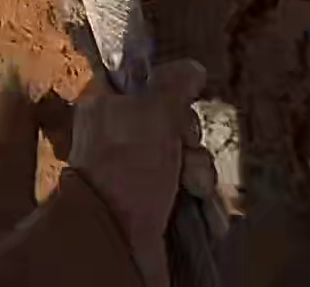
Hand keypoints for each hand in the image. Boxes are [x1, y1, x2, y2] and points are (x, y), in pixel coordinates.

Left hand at [68, 59, 206, 286]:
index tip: (179, 105)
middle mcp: (119, 136)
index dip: (167, 93)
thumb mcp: (150, 113)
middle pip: (172, 123)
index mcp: (105, 105)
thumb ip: (172, 86)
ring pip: (186, 159)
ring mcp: (137, 173)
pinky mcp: (156, 207)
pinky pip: (190, 194)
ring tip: (192, 189)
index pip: (143, 84)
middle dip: (189, 139)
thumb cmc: (125, 166)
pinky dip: (202, 203)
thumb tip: (193, 67)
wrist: (116, 242)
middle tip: (186, 150)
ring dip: (199, 172)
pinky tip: (204, 212)